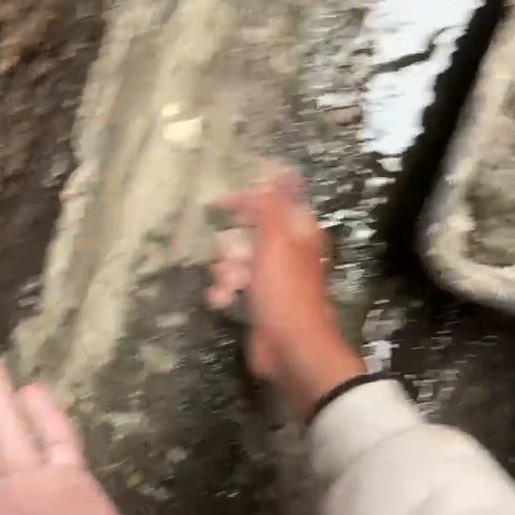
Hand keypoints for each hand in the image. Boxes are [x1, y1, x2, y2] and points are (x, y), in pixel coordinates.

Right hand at [208, 170, 366, 418]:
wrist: (290, 347)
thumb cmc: (285, 291)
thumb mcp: (276, 240)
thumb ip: (272, 203)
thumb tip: (275, 167)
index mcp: (296, 233)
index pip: (267, 204)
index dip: (243, 202)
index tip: (218, 204)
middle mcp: (284, 252)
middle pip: (245, 234)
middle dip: (231, 247)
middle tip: (234, 259)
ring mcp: (270, 279)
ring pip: (234, 261)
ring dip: (225, 272)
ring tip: (229, 286)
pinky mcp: (257, 303)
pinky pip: (231, 287)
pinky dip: (223, 292)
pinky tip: (222, 301)